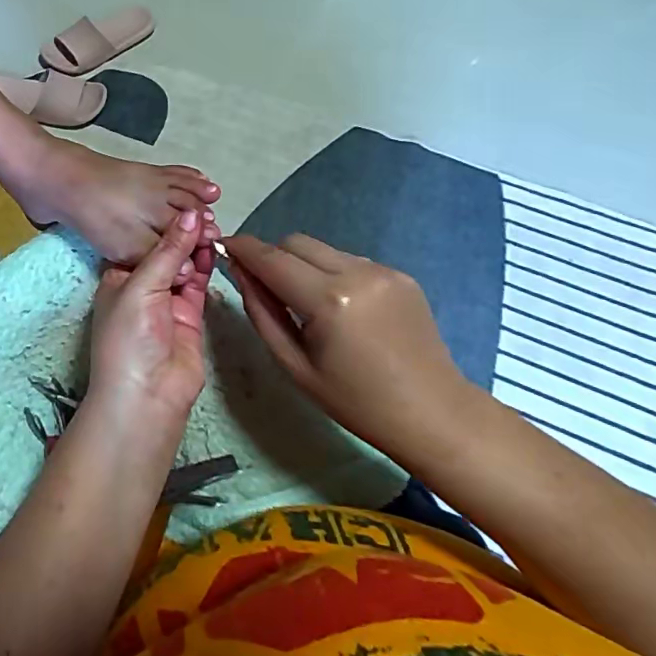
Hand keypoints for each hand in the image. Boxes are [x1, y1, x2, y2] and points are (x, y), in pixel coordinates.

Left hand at [87, 210, 213, 419]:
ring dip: (198, 249)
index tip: (186, 205)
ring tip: (214, 229)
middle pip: (166, 253)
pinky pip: (200, 284)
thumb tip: (189, 214)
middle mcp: (142, 288)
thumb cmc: (128, 337)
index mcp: (118, 278)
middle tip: (207, 216)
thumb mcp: (140, 286)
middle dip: (184, 236)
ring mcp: (167, 302)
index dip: (162, 224)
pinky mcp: (190, 316)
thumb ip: (167, 250)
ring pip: (185, 266)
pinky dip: (208, 267)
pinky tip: (217, 249)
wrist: (147, 394)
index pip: (142, 242)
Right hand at [225, 234, 474, 450]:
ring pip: (322, 249)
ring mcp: (382, 270)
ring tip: (306, 303)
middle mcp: (356, 272)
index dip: (242, 248)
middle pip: (295, 242)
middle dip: (272, 256)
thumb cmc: (355, 401)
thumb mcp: (294, 365)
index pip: (271, 259)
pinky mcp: (400, 274)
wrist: (433, 413)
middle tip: (264, 285)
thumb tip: (241, 272)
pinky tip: (341, 309)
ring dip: (302, 264)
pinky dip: (331, 273)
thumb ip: (261, 313)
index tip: (222, 245)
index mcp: (328, 300)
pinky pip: (349, 260)